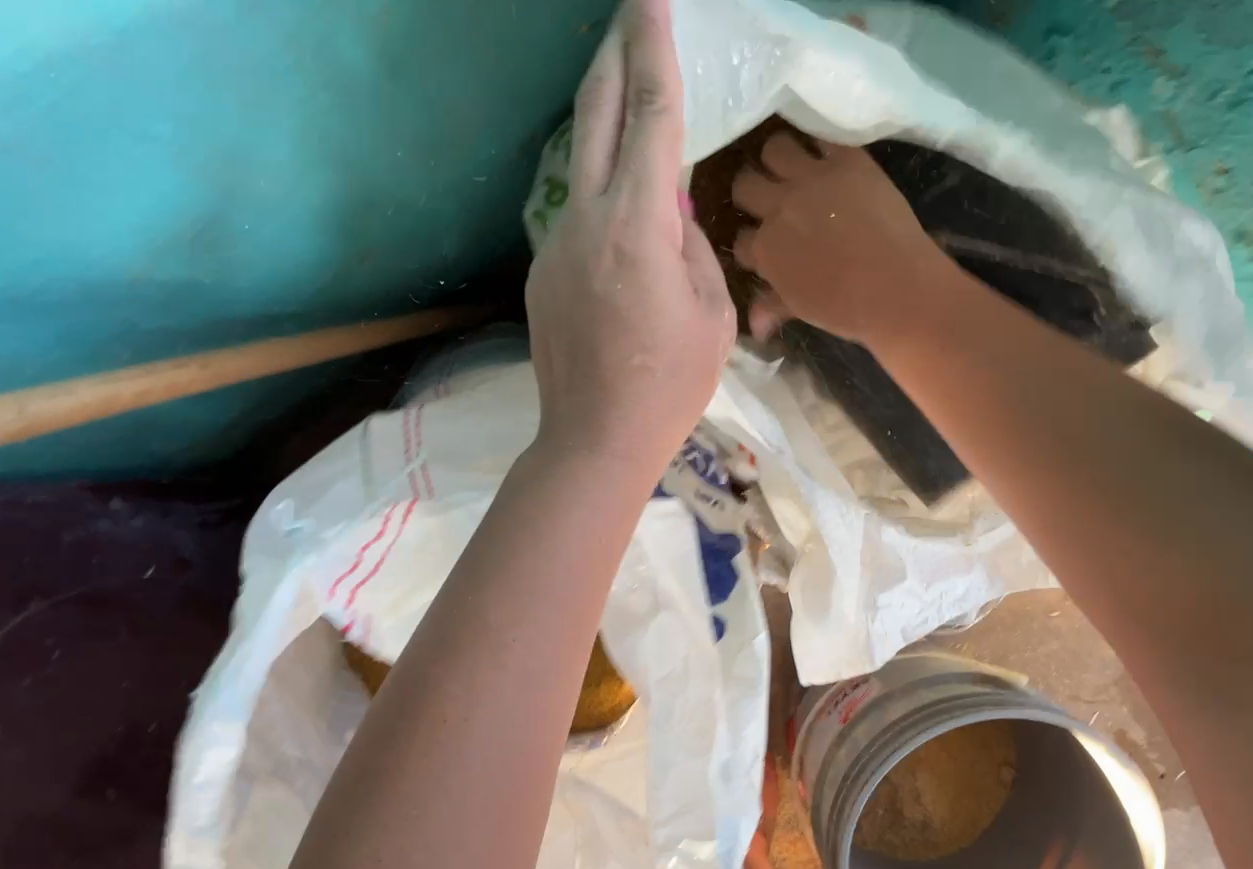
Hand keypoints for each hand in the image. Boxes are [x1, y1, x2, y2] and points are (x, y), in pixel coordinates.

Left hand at [524, 0, 733, 474]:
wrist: (594, 441)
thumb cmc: (669, 386)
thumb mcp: (711, 315)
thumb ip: (692, 247)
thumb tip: (670, 214)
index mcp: (637, 226)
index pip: (650, 116)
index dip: (655, 49)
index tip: (652, 0)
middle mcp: (585, 220)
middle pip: (595, 113)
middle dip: (614, 53)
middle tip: (630, 14)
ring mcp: (554, 245)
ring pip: (581, 163)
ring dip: (605, 123)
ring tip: (628, 100)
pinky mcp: (541, 272)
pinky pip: (577, 216)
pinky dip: (601, 196)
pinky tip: (621, 219)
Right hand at [731, 135, 957, 345]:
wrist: (896, 288)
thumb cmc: (845, 308)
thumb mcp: (801, 309)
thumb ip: (772, 305)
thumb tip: (755, 325)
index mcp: (766, 248)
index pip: (742, 239)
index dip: (752, 243)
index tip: (764, 246)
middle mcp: (779, 207)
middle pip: (746, 185)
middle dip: (752, 192)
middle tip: (769, 197)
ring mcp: (811, 179)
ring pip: (774, 149)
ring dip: (777, 158)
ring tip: (791, 167)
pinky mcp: (846, 160)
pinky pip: (820, 135)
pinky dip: (818, 142)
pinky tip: (822, 152)